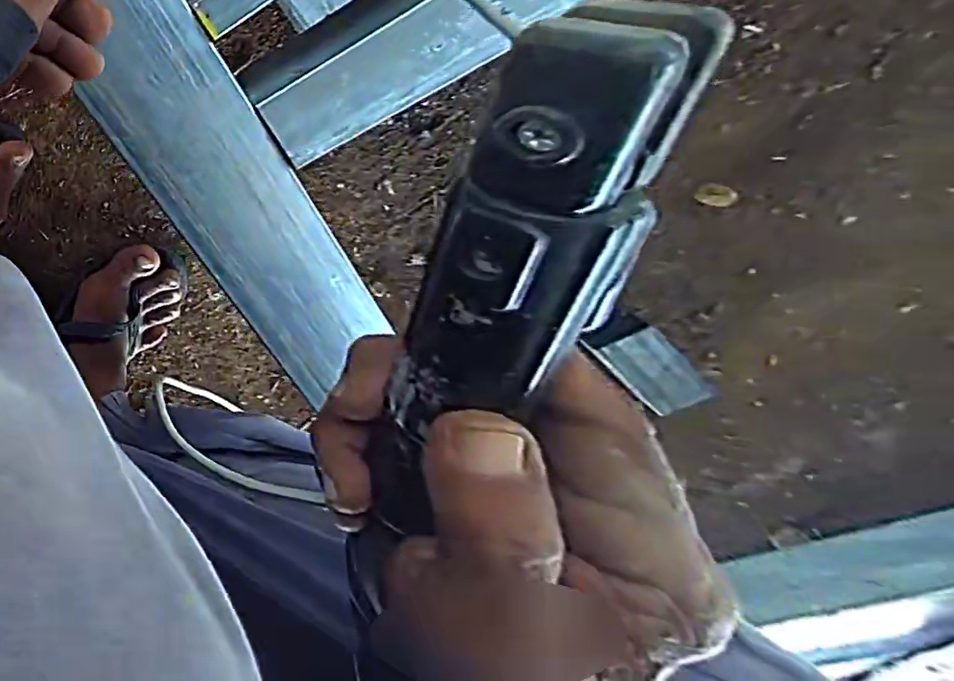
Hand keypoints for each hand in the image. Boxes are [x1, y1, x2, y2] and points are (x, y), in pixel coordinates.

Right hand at [313, 337, 737, 680]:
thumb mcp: (496, 626)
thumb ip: (500, 534)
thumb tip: (481, 430)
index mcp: (641, 548)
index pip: (593, 411)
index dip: (510, 363)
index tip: (426, 363)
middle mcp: (580, 505)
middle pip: (496, 388)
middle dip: (405, 387)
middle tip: (357, 410)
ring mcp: (511, 490)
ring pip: (434, 397)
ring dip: (367, 418)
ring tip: (348, 474)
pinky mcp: (452, 484)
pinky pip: (398, 426)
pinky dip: (357, 441)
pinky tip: (351, 485)